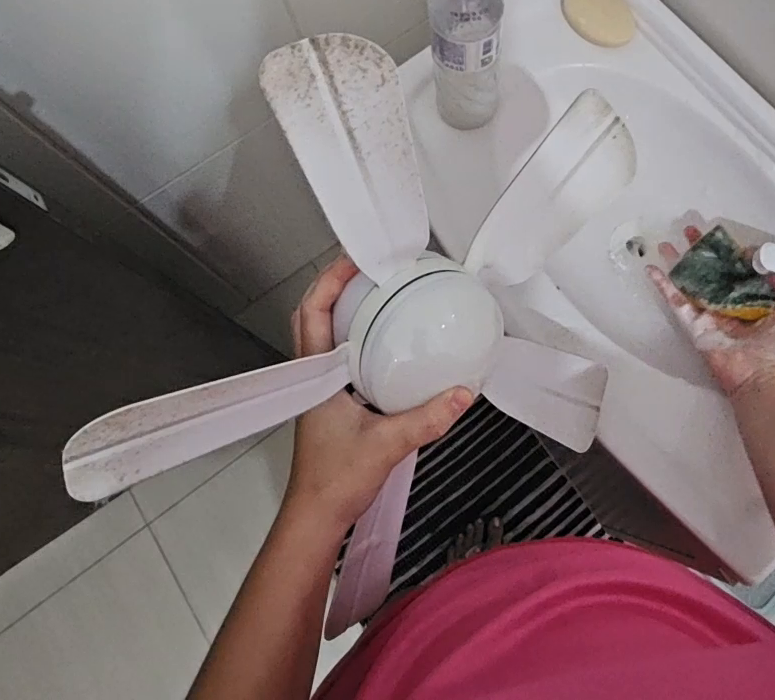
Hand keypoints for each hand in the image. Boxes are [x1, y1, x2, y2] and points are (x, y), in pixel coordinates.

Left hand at [282, 256, 472, 533]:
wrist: (316, 517)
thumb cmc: (333, 482)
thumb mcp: (386, 445)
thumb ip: (427, 418)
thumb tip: (461, 393)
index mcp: (317, 374)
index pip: (313, 311)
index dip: (330, 278)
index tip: (356, 257)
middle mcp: (314, 374)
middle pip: (315, 312)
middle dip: (335, 283)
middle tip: (367, 264)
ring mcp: (321, 386)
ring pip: (325, 331)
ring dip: (344, 305)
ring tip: (375, 289)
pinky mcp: (332, 398)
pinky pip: (340, 352)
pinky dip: (356, 332)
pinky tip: (384, 336)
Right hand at [646, 226, 774, 396]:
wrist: (764, 376)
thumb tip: (768, 266)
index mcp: (753, 300)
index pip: (738, 270)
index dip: (732, 253)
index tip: (731, 243)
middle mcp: (729, 304)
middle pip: (710, 270)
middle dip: (700, 250)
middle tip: (691, 231)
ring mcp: (709, 313)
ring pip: (690, 281)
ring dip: (678, 262)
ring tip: (667, 244)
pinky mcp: (694, 324)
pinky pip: (676, 300)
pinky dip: (663, 285)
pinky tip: (653, 270)